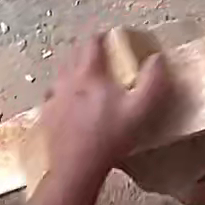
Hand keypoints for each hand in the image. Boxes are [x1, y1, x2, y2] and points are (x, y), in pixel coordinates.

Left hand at [40, 34, 172, 180]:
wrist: (77, 168)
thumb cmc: (110, 136)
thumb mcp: (141, 109)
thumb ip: (153, 81)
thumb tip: (158, 58)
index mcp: (90, 74)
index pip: (92, 43)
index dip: (101, 36)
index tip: (110, 36)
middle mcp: (68, 80)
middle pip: (74, 53)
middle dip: (86, 49)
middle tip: (100, 52)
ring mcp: (55, 98)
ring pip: (61, 72)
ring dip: (73, 66)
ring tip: (85, 72)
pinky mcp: (47, 116)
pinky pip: (53, 94)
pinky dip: (62, 89)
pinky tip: (68, 99)